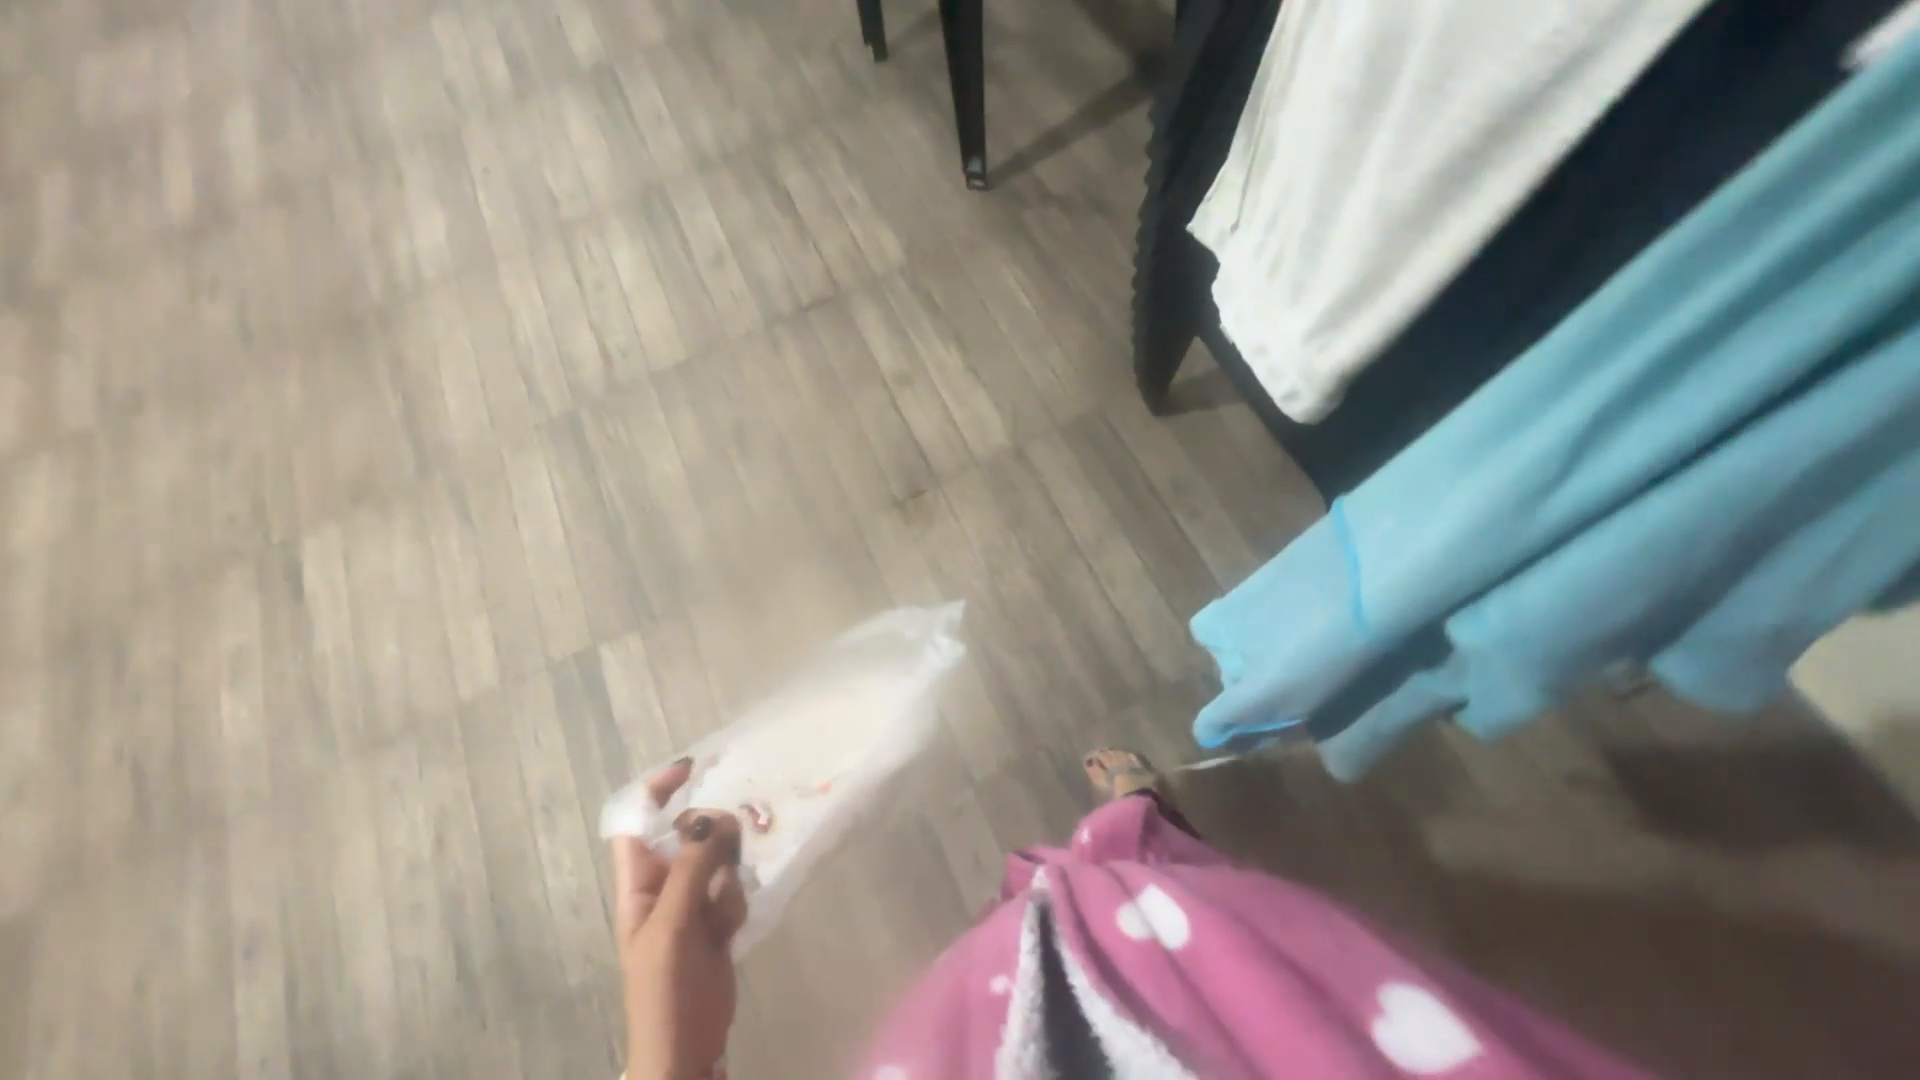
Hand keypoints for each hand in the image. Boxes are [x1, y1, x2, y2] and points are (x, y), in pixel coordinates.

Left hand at [610, 759, 747, 1079]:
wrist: (686, 1049)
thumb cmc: (664, 991)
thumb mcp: (672, 928)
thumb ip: (691, 870)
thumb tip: (709, 818)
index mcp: (637, 884)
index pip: (638, 822)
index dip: (657, 791)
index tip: (693, 768)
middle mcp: (663, 885)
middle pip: (688, 833)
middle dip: (712, 833)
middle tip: (731, 844)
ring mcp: (692, 903)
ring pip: (717, 858)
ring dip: (729, 871)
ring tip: (726, 906)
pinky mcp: (717, 920)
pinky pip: (733, 887)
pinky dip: (737, 898)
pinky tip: (733, 927)